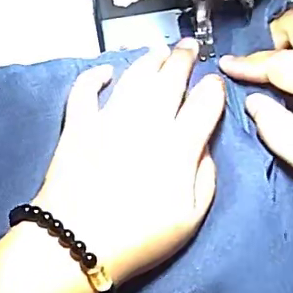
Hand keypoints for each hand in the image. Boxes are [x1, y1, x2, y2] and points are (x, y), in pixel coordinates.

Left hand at [31, 40, 225, 284]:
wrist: (76, 243)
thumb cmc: (138, 239)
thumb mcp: (190, 219)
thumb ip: (206, 178)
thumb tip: (204, 149)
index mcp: (179, 145)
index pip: (204, 102)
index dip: (214, 88)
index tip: (215, 84)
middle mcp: (146, 122)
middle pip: (171, 77)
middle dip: (185, 58)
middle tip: (190, 49)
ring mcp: (109, 119)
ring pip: (134, 75)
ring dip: (149, 59)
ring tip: (159, 51)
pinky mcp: (78, 124)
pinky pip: (85, 89)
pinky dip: (96, 76)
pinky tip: (106, 72)